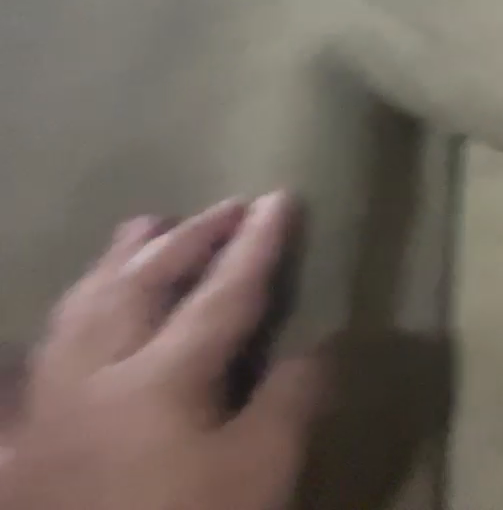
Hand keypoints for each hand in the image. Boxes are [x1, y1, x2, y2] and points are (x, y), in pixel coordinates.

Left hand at [0, 194, 323, 509]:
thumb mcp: (266, 462)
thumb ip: (293, 395)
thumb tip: (315, 346)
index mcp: (159, 380)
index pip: (222, 293)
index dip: (255, 244)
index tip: (279, 197)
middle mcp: (89, 386)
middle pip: (135, 294)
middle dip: (183, 243)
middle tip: (220, 206)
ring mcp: (36, 422)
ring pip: (69, 324)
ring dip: (110, 269)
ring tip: (138, 230)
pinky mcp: (11, 460)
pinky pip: (9, 391)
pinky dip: (25, 352)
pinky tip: (34, 339)